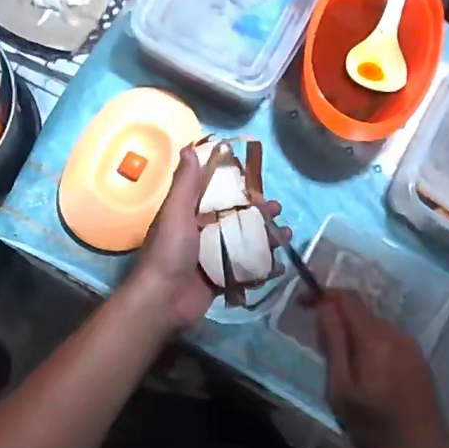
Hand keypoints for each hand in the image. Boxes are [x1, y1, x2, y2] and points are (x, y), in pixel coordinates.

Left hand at [125, 148, 287, 327]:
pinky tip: (280, 266)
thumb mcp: (176, 211)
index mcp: (189, 215)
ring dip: (266, 239)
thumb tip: (189, 148)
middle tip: (278, 211)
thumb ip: (185, 183)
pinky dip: (263, 269)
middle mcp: (201, 233)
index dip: (239, 189)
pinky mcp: (220, 280)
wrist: (163, 299)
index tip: (259, 184)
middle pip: (236, 219)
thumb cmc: (169, 251)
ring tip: (285, 236)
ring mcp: (212, 258)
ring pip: (245, 244)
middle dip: (259, 214)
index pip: (218, 196)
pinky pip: (246, 271)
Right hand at [316, 290, 448, 447]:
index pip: (347, 298)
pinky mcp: (418, 361)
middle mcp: (397, 334)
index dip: (322, 294)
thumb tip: (324, 307)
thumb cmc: (376, 427)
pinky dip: (367, 346)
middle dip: (335, 319)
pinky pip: (386, 340)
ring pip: (372, 326)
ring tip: (340, 368)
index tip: (302, 305)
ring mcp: (411, 347)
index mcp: (376, 338)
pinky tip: (364, 376)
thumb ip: (333, 344)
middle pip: (360, 311)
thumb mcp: (342, 389)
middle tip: (319, 349)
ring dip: (351, 335)